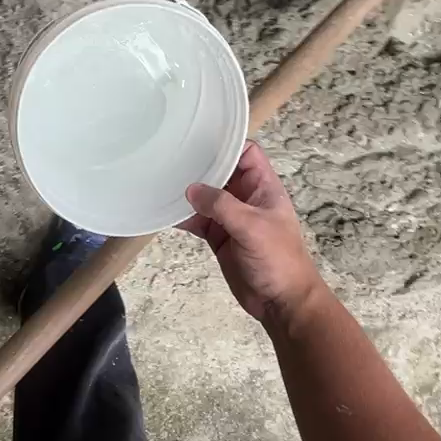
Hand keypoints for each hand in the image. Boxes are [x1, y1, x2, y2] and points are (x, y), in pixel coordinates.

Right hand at [178, 140, 328, 332]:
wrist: (281, 302)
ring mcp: (230, 218)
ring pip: (205, 197)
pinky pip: (196, 220)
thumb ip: (222, 206)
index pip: (247, 153)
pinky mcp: (218, 237)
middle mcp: (246, 198)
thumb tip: (190, 189)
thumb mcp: (252, 227)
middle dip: (199, 166)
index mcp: (263, 188)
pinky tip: (162, 213)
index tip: (198, 139)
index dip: (227, 144)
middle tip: (170, 157)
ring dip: (186, 192)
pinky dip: (180, 217)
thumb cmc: (278, 260)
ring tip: (160, 182)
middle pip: (220, 172)